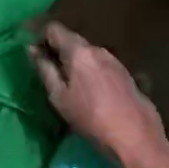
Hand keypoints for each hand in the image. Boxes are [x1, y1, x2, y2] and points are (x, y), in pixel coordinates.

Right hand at [31, 22, 168, 167]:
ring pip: (86, 53)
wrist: (136, 139)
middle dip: (56, 49)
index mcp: (79, 51)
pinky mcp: (125, 74)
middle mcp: (98, 49)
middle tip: (46, 70)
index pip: (54, 29)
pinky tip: (88, 90)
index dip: (39, 36)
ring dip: (73, 61)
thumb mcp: (59, 97)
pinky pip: (99, 64)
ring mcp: (115, 60)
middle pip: (71, 40)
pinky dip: (88, 70)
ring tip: (67, 83)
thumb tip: (32, 49)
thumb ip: (44, 69)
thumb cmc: (91, 119)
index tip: (31, 51)